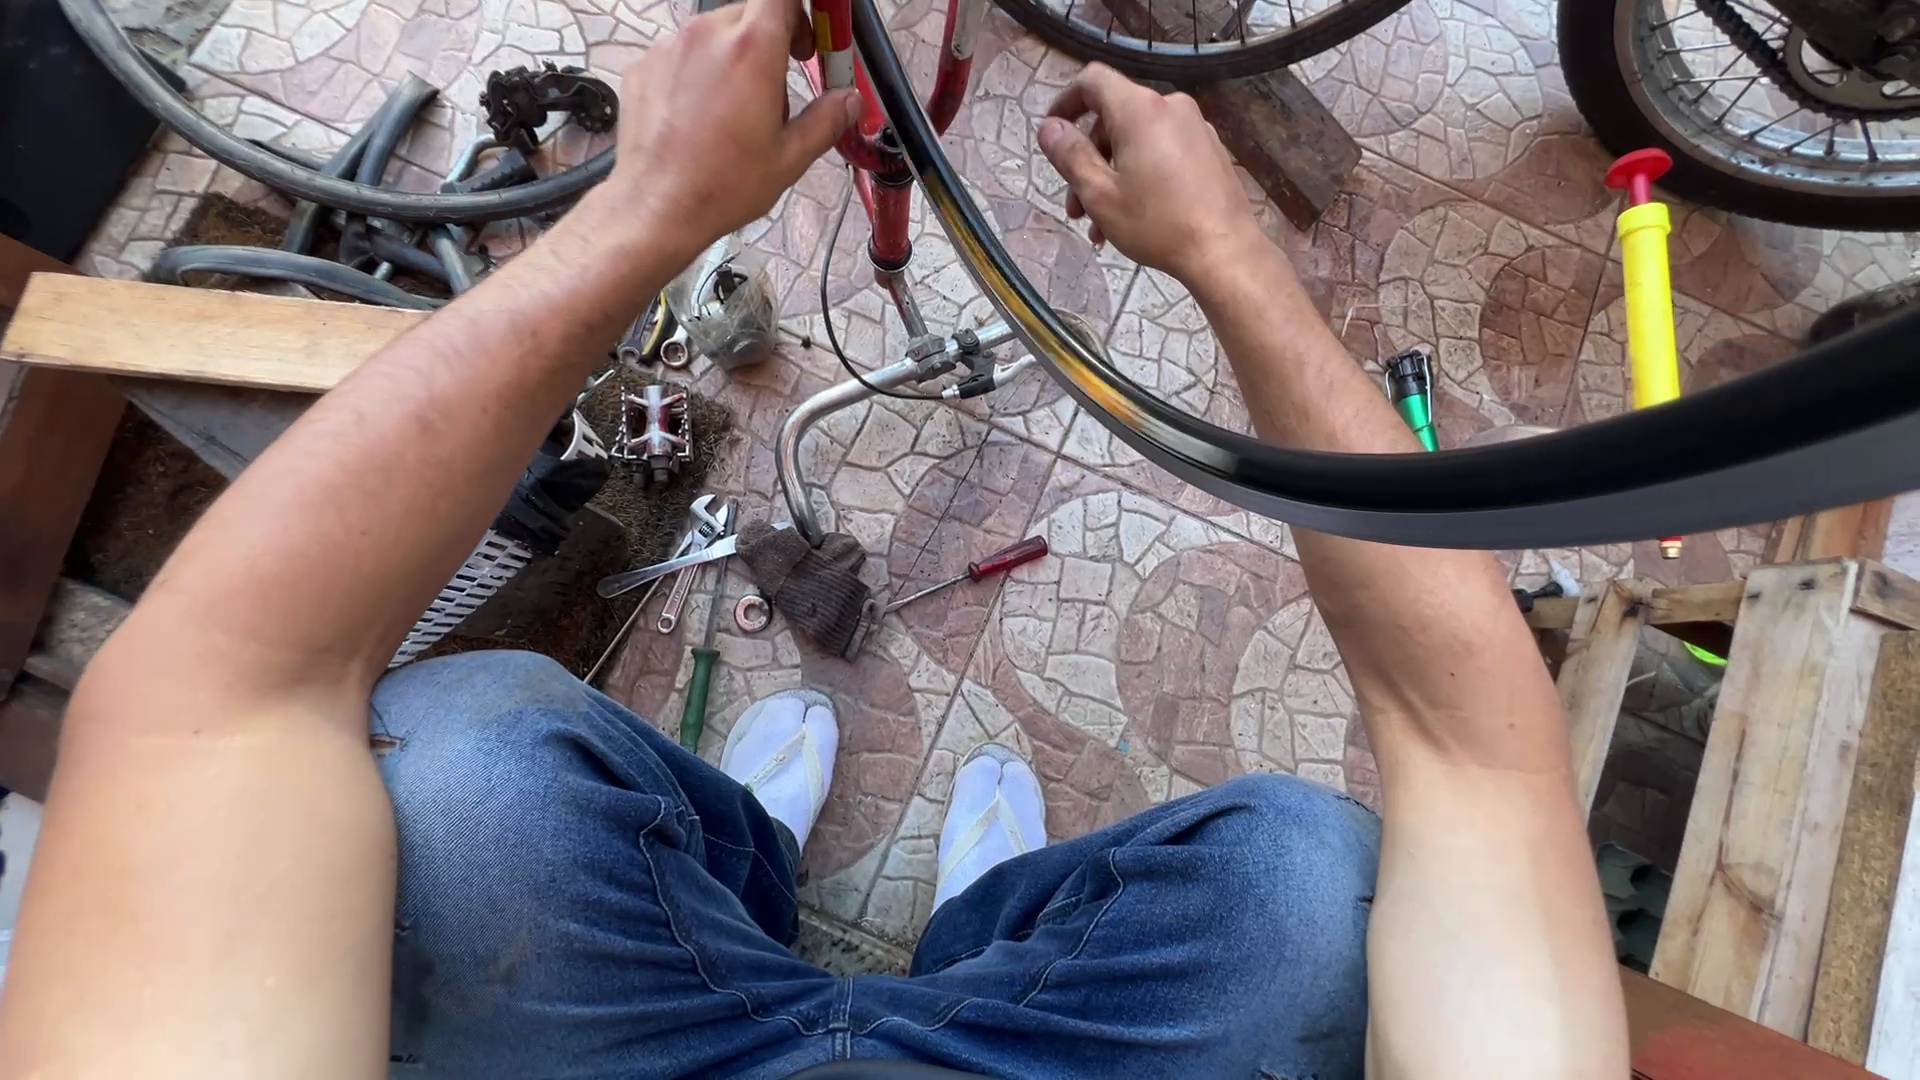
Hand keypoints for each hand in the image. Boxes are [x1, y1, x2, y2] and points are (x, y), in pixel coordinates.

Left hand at [594, 0, 859, 261]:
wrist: (659, 206)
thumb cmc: (724, 185)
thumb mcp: (789, 158)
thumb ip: (826, 121)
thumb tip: (850, 101)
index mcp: (752, 50)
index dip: (800, 13)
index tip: (807, 43)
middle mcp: (708, 35)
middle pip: (749, 15)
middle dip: (770, 45)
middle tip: (779, 91)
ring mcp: (672, 46)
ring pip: (715, 37)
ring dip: (734, 63)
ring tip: (738, 117)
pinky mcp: (647, 65)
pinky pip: (683, 57)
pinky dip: (700, 78)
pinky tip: (704, 122)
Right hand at [1037, 64, 1263, 281]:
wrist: (1222, 249)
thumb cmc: (1156, 224)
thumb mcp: (1100, 195)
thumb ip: (1070, 156)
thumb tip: (1048, 128)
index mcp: (1138, 110)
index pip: (1093, 81)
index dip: (1065, 102)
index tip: (1052, 134)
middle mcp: (1169, 107)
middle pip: (1114, 118)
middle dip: (1088, 159)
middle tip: (1075, 207)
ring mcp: (1193, 127)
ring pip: (1136, 142)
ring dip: (1110, 177)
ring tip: (1100, 224)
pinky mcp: (1207, 150)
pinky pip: (1161, 152)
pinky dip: (1138, 176)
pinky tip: (1132, 216)